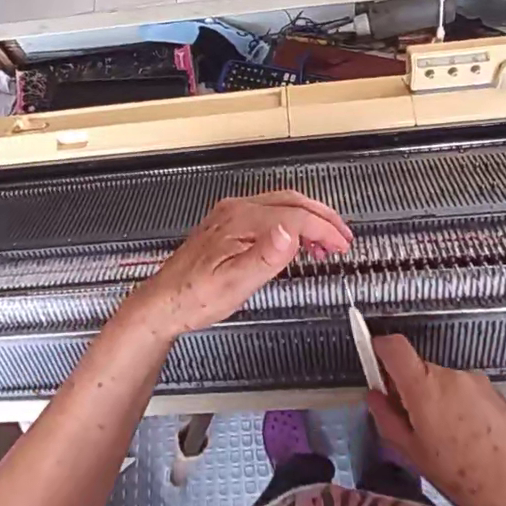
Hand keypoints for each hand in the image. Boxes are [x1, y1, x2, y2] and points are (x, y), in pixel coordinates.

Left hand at [114, 190, 352, 338]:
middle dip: (323, 218)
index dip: (324, 230)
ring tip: (326, 241)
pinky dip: (292, 221)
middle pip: (292, 202)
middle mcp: (236, 211)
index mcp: (241, 221)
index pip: (295, 217)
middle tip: (343, 237)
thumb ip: (266, 257)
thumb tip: (290, 233)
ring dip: (309, 218)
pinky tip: (295, 240)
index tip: (340, 245)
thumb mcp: (234, 284)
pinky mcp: (229, 224)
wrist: (162, 303)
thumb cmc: (193, 297)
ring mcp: (232, 215)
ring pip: (282, 203)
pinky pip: (270, 211)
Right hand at [366, 334, 505, 505]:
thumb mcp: (416, 456)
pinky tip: (465, 443)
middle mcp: (450, 375)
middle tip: (409, 425)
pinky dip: (456, 408)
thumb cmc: (469, 479)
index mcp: (425, 386)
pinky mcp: (493, 391)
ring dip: (434, 402)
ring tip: (443, 444)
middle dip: (408, 389)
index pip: (394, 346)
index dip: (378, 348)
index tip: (372, 360)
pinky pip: (462, 391)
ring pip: (441, 382)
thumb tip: (375, 398)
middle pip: (418, 368)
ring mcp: (474, 381)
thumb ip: (389, 421)